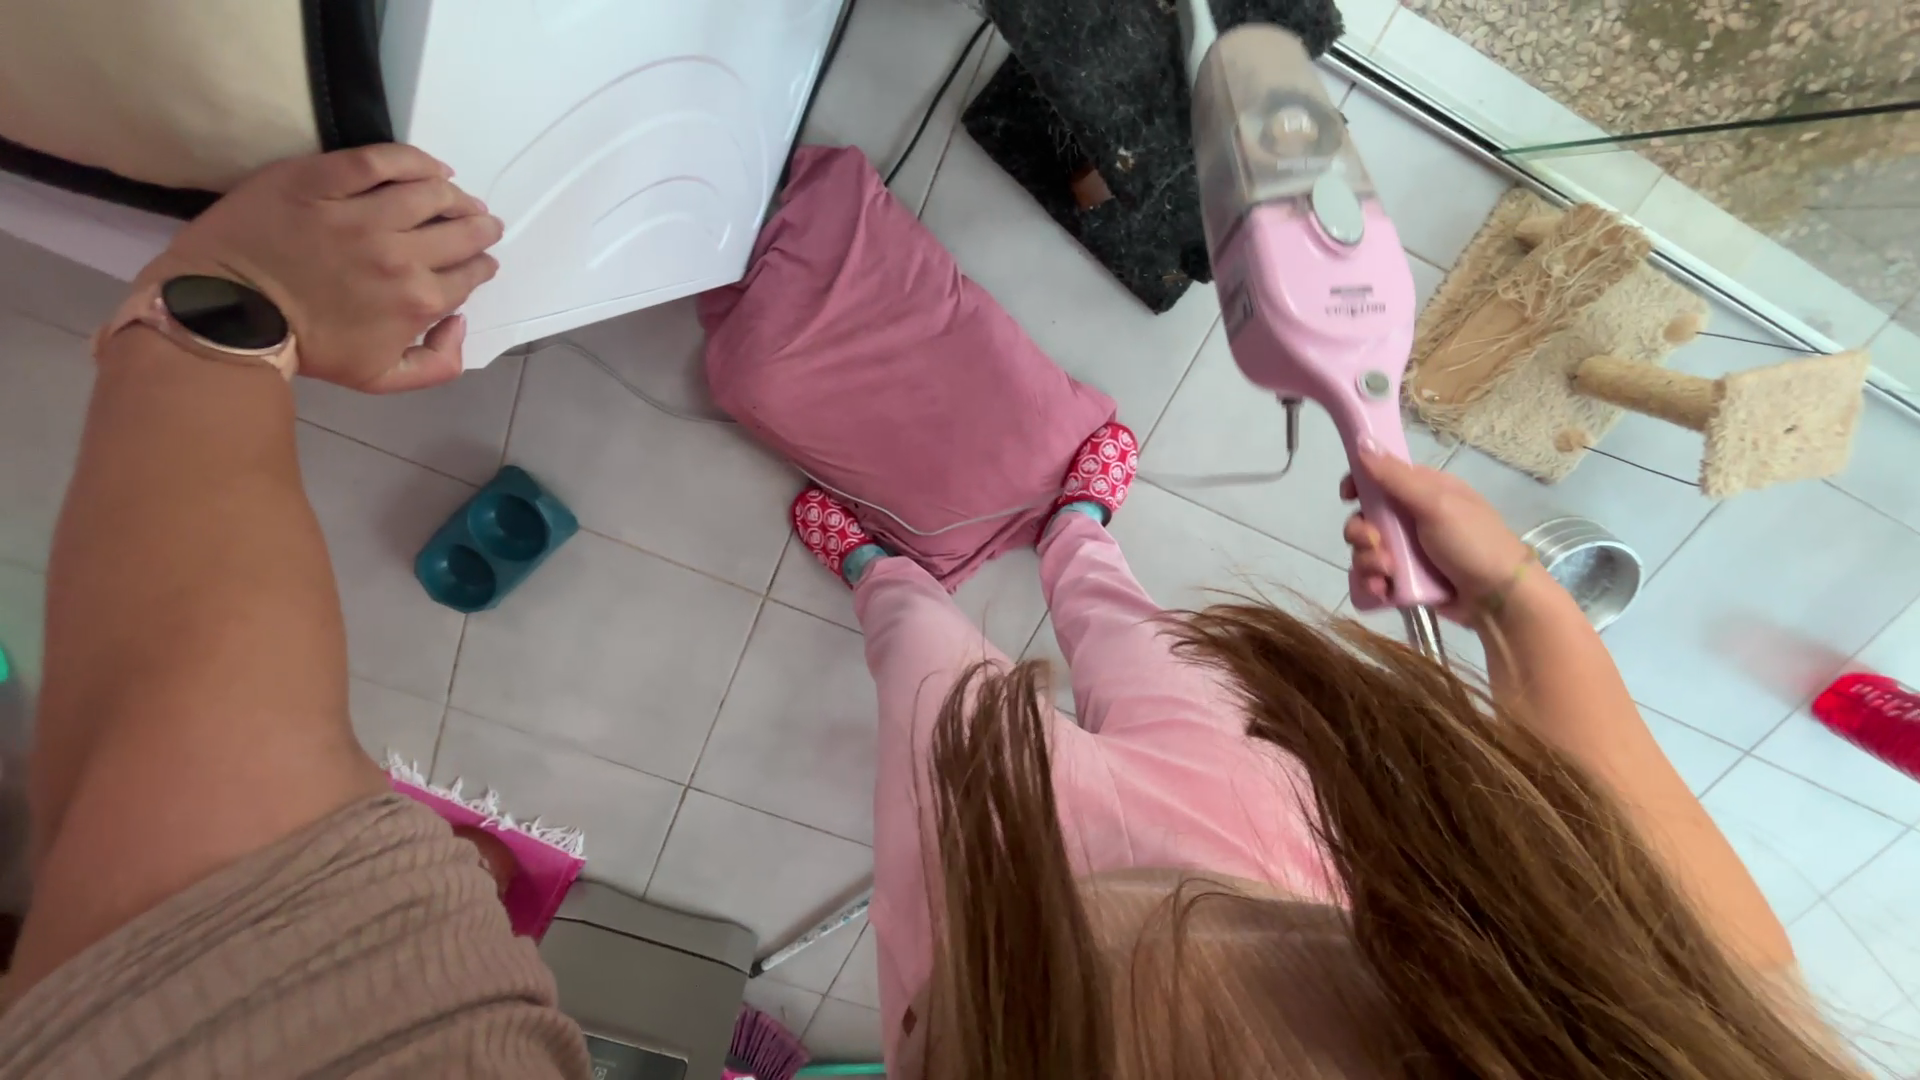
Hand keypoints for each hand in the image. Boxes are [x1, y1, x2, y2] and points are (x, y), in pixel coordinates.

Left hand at [132, 144, 503, 392]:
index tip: (481, 259)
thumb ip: (441, 362)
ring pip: (429, 194)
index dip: (482, 264)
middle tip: (483, 223)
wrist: (230, 315)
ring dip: (456, 196)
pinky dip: (412, 160)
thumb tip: (459, 322)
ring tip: (459, 197)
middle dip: (481, 227)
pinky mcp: (316, 183)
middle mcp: (400, 256)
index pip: (470, 273)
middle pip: (461, 231)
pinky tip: (431, 166)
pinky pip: (375, 162)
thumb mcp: (387, 378)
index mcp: (420, 300)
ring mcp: (358, 216)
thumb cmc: (311, 349)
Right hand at [1341, 450, 1535, 624]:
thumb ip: (1395, 477)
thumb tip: (1362, 443)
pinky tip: (1383, 589)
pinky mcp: (1402, 578)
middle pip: (1362, 518)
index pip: (1377, 478)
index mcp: (1421, 492)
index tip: (1348, 498)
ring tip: (1388, 574)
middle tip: (1375, 544)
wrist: (1498, 599)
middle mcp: (1409, 519)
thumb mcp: (1435, 504)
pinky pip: (1370, 576)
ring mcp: (1405, 550)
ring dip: (1368, 562)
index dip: (1358, 485)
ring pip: (1363, 550)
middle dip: (1361, 534)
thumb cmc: (1473, 543)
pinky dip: (1371, 583)